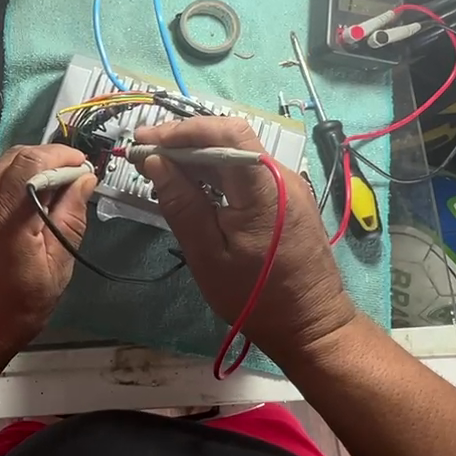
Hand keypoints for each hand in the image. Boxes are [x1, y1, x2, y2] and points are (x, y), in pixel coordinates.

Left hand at [0, 144, 95, 378]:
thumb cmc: (10, 313)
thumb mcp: (54, 272)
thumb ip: (70, 220)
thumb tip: (83, 181)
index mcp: (5, 217)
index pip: (33, 161)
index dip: (61, 155)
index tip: (81, 165)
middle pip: (12, 158)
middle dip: (44, 158)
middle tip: (68, 175)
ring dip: (22, 172)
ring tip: (43, 193)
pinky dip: (1, 188)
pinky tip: (13, 210)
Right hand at [132, 117, 357, 359]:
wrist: (312, 325)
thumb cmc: (256, 297)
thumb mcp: (207, 256)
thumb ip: (181, 204)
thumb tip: (155, 162)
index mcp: (262, 188)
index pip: (223, 133)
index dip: (180, 130)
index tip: (144, 140)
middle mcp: (280, 176)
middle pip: (228, 137)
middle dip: (182, 138)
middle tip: (145, 150)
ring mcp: (286, 184)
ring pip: (235, 151)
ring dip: (195, 152)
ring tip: (159, 163)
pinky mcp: (286, 196)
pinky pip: (244, 169)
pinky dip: (213, 168)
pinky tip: (189, 180)